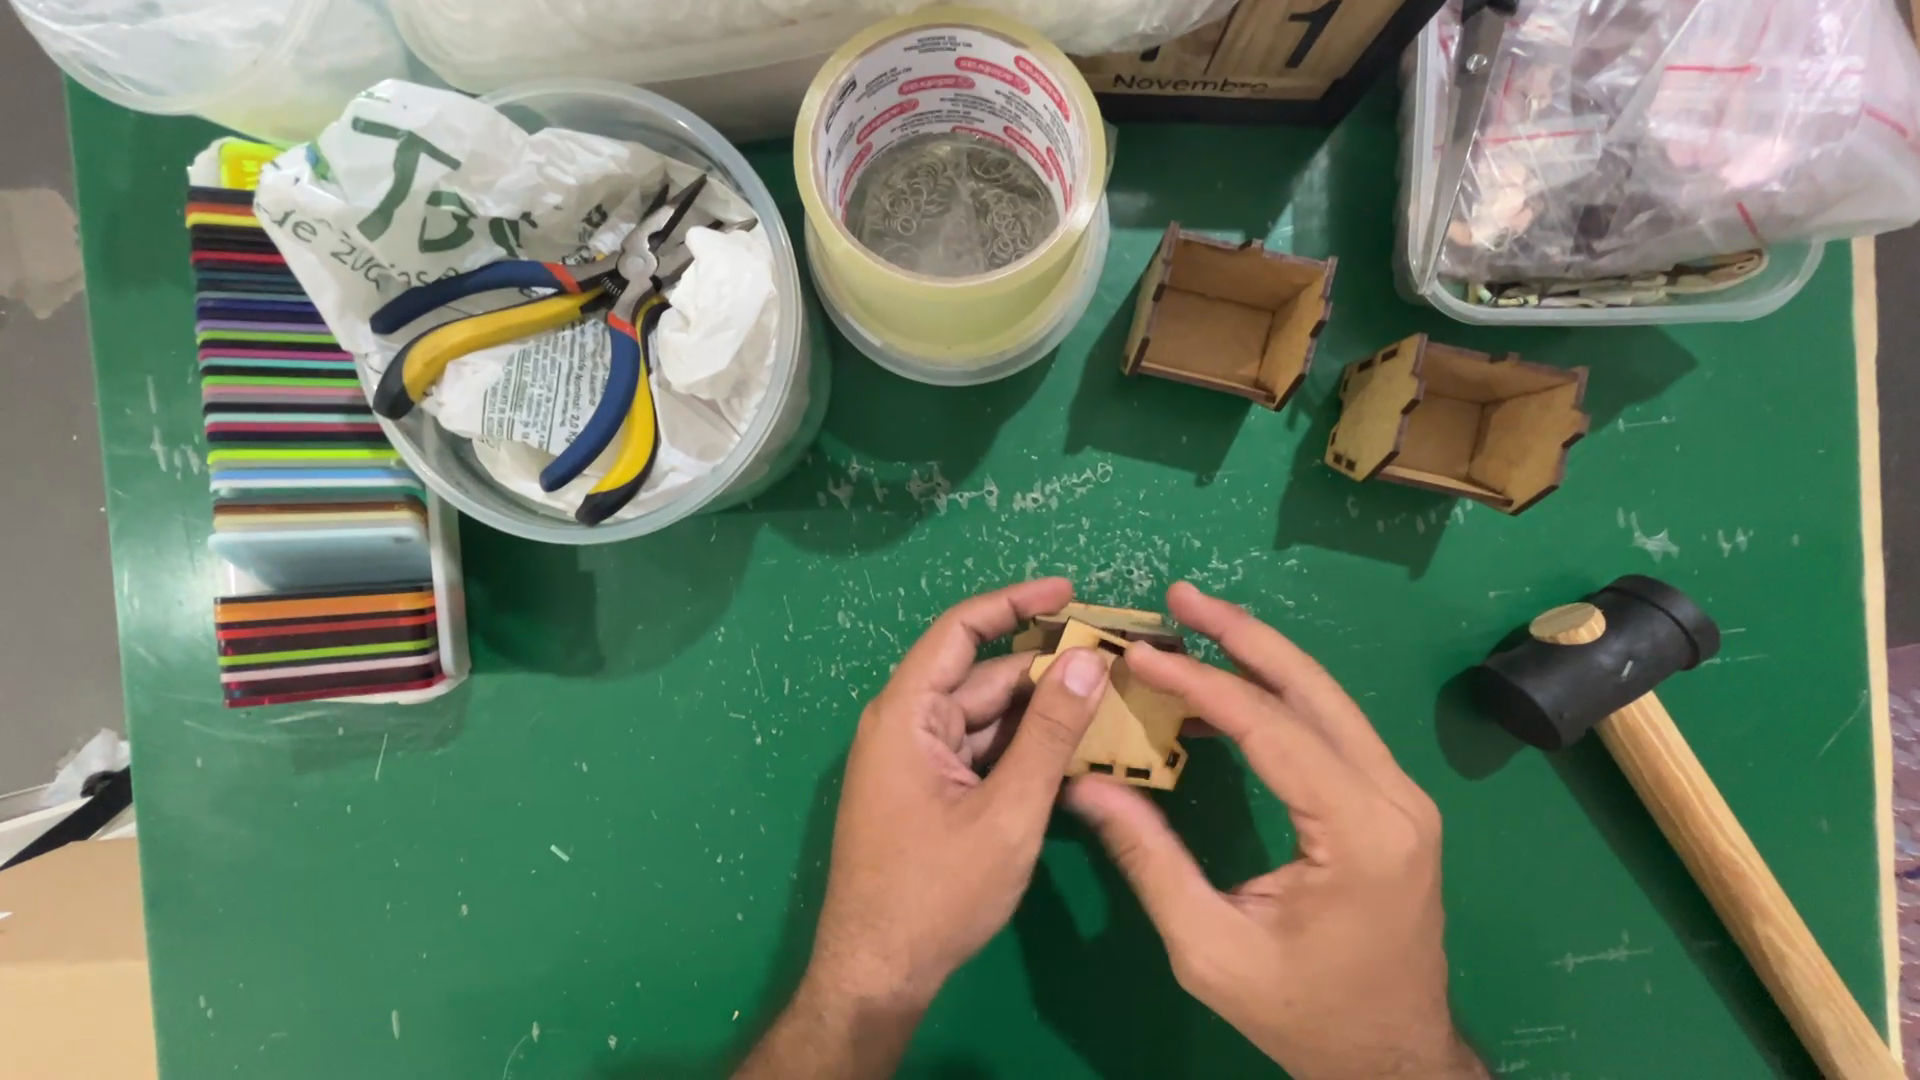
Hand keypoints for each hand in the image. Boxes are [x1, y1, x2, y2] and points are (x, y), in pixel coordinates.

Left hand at [807, 577, 1109, 1003]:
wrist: (878, 975)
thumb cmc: (937, 893)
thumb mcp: (1007, 811)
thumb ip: (1049, 733)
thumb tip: (1088, 661)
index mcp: (908, 712)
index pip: (961, 630)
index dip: (1014, 602)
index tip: (1068, 592)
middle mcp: (907, 723)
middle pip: (982, 676)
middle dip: (1045, 669)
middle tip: (1113, 665)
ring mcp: (916, 757)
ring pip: (986, 716)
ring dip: (1039, 712)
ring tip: (1106, 705)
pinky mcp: (928, 787)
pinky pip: (981, 749)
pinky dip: (1022, 747)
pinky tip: (1071, 750)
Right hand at [1066, 583, 1483, 1079]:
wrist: (1393, 1060)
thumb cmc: (1303, 1013)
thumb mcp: (1209, 949)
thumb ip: (1148, 858)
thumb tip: (1085, 785)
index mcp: (1358, 831)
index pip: (1270, 726)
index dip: (1198, 683)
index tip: (1140, 653)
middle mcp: (1391, 795)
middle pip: (1310, 686)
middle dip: (1240, 634)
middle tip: (1181, 597)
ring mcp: (1398, 794)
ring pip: (1322, 696)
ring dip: (1257, 654)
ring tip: (1194, 625)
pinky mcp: (1387, 800)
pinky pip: (1325, 726)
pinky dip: (1272, 695)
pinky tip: (1220, 696)